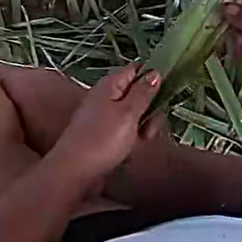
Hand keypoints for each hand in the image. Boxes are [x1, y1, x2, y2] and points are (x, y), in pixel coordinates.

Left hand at [42, 65, 161, 193]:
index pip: (136, 69)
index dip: (153, 76)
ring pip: (135, 114)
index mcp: (111, 84)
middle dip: (151, 109)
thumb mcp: (128, 113)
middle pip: (139, 93)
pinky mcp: (105, 134)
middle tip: (149, 127)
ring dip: (144, 126)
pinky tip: (132, 150)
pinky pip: (127, 129)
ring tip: (141, 141)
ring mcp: (105, 116)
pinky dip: (133, 138)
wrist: (74, 172)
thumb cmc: (102, 139)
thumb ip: (143, 92)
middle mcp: (107, 96)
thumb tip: (155, 72)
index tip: (167, 92)